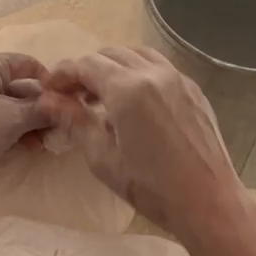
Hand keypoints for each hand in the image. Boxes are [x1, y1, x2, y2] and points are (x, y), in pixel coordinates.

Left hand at [0, 51, 53, 199]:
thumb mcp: (12, 118)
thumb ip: (41, 110)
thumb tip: (63, 107)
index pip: (26, 64)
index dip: (50, 82)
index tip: (68, 104)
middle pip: (16, 87)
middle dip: (39, 109)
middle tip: (59, 130)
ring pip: (6, 108)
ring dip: (27, 124)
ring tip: (45, 144)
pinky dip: (10, 132)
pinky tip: (28, 148)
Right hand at [40, 47, 252, 238]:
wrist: (207, 200)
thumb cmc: (150, 187)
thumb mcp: (103, 158)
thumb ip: (75, 122)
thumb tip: (49, 101)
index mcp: (128, 89)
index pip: (86, 65)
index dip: (63, 74)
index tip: (48, 90)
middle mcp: (154, 73)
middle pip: (111, 55)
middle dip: (86, 70)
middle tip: (71, 96)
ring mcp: (178, 79)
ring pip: (137, 56)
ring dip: (112, 68)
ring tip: (100, 96)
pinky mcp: (193, 90)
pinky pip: (159, 68)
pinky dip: (137, 74)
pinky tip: (132, 103)